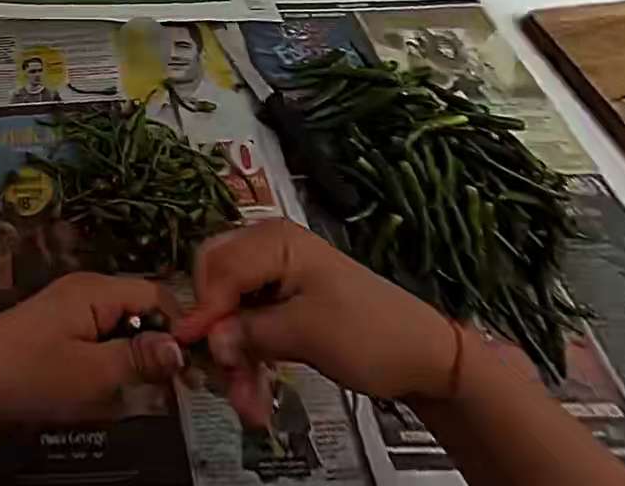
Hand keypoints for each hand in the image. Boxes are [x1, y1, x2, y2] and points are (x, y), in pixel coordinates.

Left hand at [0, 272, 189, 428]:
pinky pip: (99, 341)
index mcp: (95, 289)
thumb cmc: (32, 374)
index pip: (157, 293)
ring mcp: (69, 308)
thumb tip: (181, 346)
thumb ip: (141, 357)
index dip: (182, 328)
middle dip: (157, 348)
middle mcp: (84, 290)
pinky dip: (109, 365)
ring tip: (134, 394)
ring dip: (133, 362)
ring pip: (121, 330)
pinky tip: (105, 392)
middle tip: (171, 390)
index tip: (198, 368)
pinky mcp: (58, 329)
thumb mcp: (96, 373)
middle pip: (140, 310)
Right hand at [173, 220, 458, 426]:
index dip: (206, 306)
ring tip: (240, 385)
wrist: (431, 360)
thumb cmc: (376, 335)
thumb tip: (210, 340)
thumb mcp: (307, 333)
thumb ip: (250, 332)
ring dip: (229, 342)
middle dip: (214, 324)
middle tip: (218, 364)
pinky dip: (244, 342)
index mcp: (273, 239)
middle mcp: (266, 244)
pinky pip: (244, 310)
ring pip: (227, 298)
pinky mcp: (278, 291)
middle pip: (215, 276)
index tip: (193, 341)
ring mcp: (271, 267)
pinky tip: (249, 372)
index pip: (220, 267)